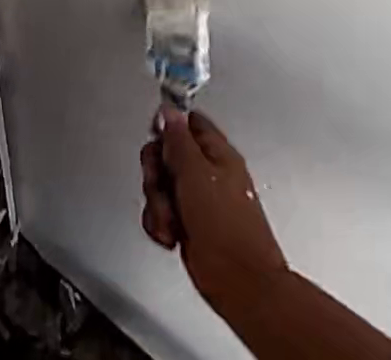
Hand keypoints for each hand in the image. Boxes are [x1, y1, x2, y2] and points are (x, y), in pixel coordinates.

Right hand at [140, 105, 288, 307]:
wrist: (237, 280)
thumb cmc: (226, 226)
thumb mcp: (195, 171)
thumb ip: (178, 138)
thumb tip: (169, 111)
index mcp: (217, 155)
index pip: (187, 123)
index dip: (167, 126)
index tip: (159, 141)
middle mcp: (208, 174)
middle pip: (163, 153)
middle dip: (154, 170)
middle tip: (162, 183)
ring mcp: (197, 199)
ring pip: (157, 183)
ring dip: (156, 201)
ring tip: (171, 217)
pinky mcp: (186, 221)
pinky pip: (157, 209)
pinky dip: (158, 220)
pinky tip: (171, 232)